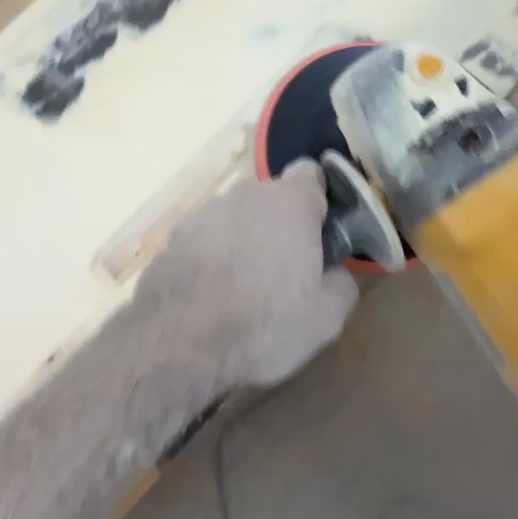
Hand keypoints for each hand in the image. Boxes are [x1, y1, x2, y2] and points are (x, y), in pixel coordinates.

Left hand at [138, 159, 359, 388]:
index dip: (319, 200)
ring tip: (244, 290)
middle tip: (287, 272)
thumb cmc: (264, 325)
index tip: (321, 233)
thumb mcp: (326, 318)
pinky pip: (206, 238)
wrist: (178, 345)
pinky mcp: (174, 236)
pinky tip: (212, 295)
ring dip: (245, 241)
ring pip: (237, 218)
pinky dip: (213, 256)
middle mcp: (246, 193)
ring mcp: (204, 212)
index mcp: (290, 202)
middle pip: (272, 199)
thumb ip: (343, 284)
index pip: (311, 173)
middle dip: (281, 226)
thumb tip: (337, 272)